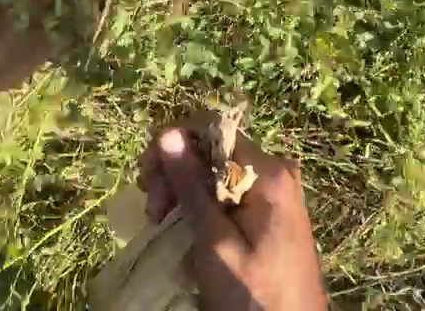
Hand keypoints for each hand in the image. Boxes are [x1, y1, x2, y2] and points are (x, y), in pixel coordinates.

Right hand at [138, 120, 326, 310]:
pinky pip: (229, 194)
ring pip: (217, 172)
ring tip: (162, 221)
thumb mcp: (215, 243)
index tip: (148, 174)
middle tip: (153, 208)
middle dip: (176, 171)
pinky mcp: (271, 216)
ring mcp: (276, 195)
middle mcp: (276, 173)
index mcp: (268, 173)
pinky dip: (203, 205)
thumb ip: (191, 186)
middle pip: (213, 150)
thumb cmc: (252, 298)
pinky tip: (184, 227)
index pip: (213, 130)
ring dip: (184, 190)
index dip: (174, 143)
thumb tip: (167, 133)